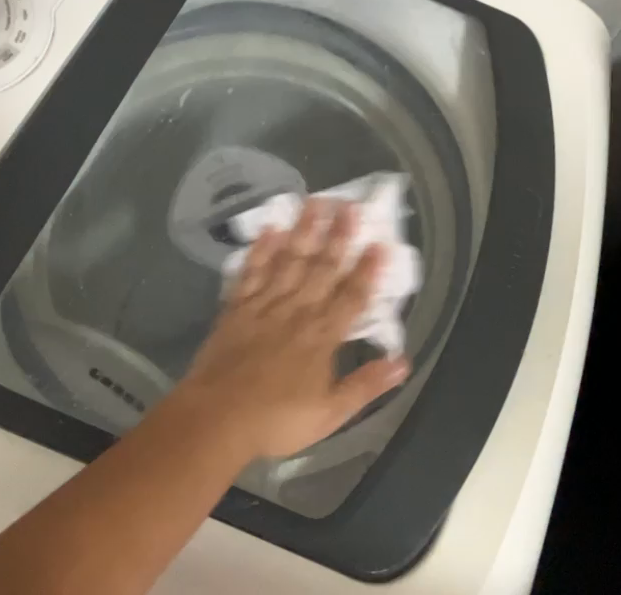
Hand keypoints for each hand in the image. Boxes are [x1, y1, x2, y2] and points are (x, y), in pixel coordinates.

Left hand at [169, 199, 409, 459]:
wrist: (216, 418)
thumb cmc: (276, 420)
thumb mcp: (330, 413)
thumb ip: (366, 385)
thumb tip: (403, 362)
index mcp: (322, 336)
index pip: (351, 297)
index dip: (368, 270)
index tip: (381, 242)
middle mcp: (297, 311)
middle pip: (322, 268)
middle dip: (338, 236)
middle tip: (350, 204)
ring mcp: (265, 305)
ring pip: (289, 260)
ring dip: (304, 230)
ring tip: (316, 201)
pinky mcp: (237, 307)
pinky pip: (252, 271)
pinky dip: (262, 249)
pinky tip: (271, 228)